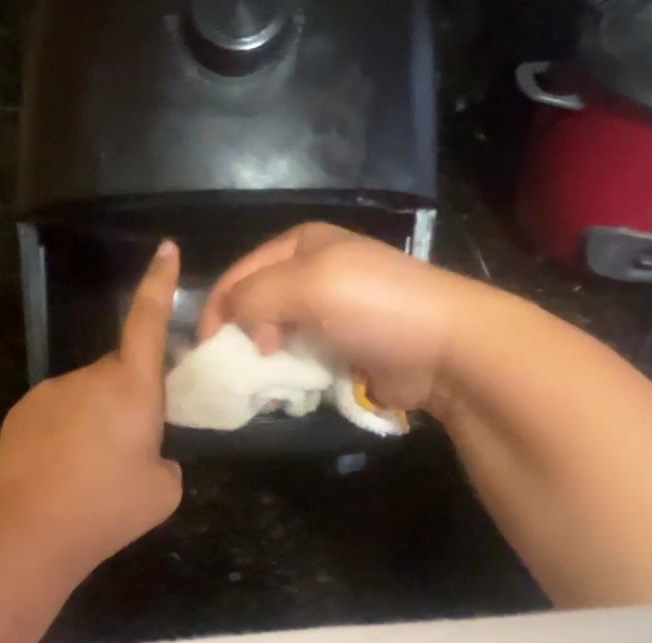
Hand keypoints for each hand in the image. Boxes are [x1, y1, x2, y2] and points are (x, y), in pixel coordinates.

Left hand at [0, 240, 184, 564]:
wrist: (34, 530)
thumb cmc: (109, 509)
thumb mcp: (163, 490)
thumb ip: (165, 460)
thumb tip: (148, 454)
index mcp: (133, 388)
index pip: (148, 321)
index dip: (158, 283)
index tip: (165, 249)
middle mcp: (90, 377)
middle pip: (117, 374)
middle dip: (126, 401)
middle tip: (125, 453)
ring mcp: (50, 391)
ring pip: (84, 396)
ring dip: (92, 421)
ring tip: (87, 472)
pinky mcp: (21, 411)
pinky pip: (54, 412)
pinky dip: (62, 433)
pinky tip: (58, 471)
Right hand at [197, 223, 512, 414]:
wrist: (446, 349)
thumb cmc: (375, 307)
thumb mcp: (307, 285)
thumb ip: (254, 296)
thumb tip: (228, 320)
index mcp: (302, 244)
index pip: (239, 273)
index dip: (217, 308)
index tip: (205, 347)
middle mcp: (312, 272)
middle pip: (254, 304)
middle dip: (240, 335)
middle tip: (248, 361)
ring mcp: (330, 311)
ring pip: (275, 336)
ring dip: (264, 360)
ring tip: (266, 380)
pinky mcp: (344, 347)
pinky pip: (300, 359)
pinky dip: (288, 374)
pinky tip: (289, 389)